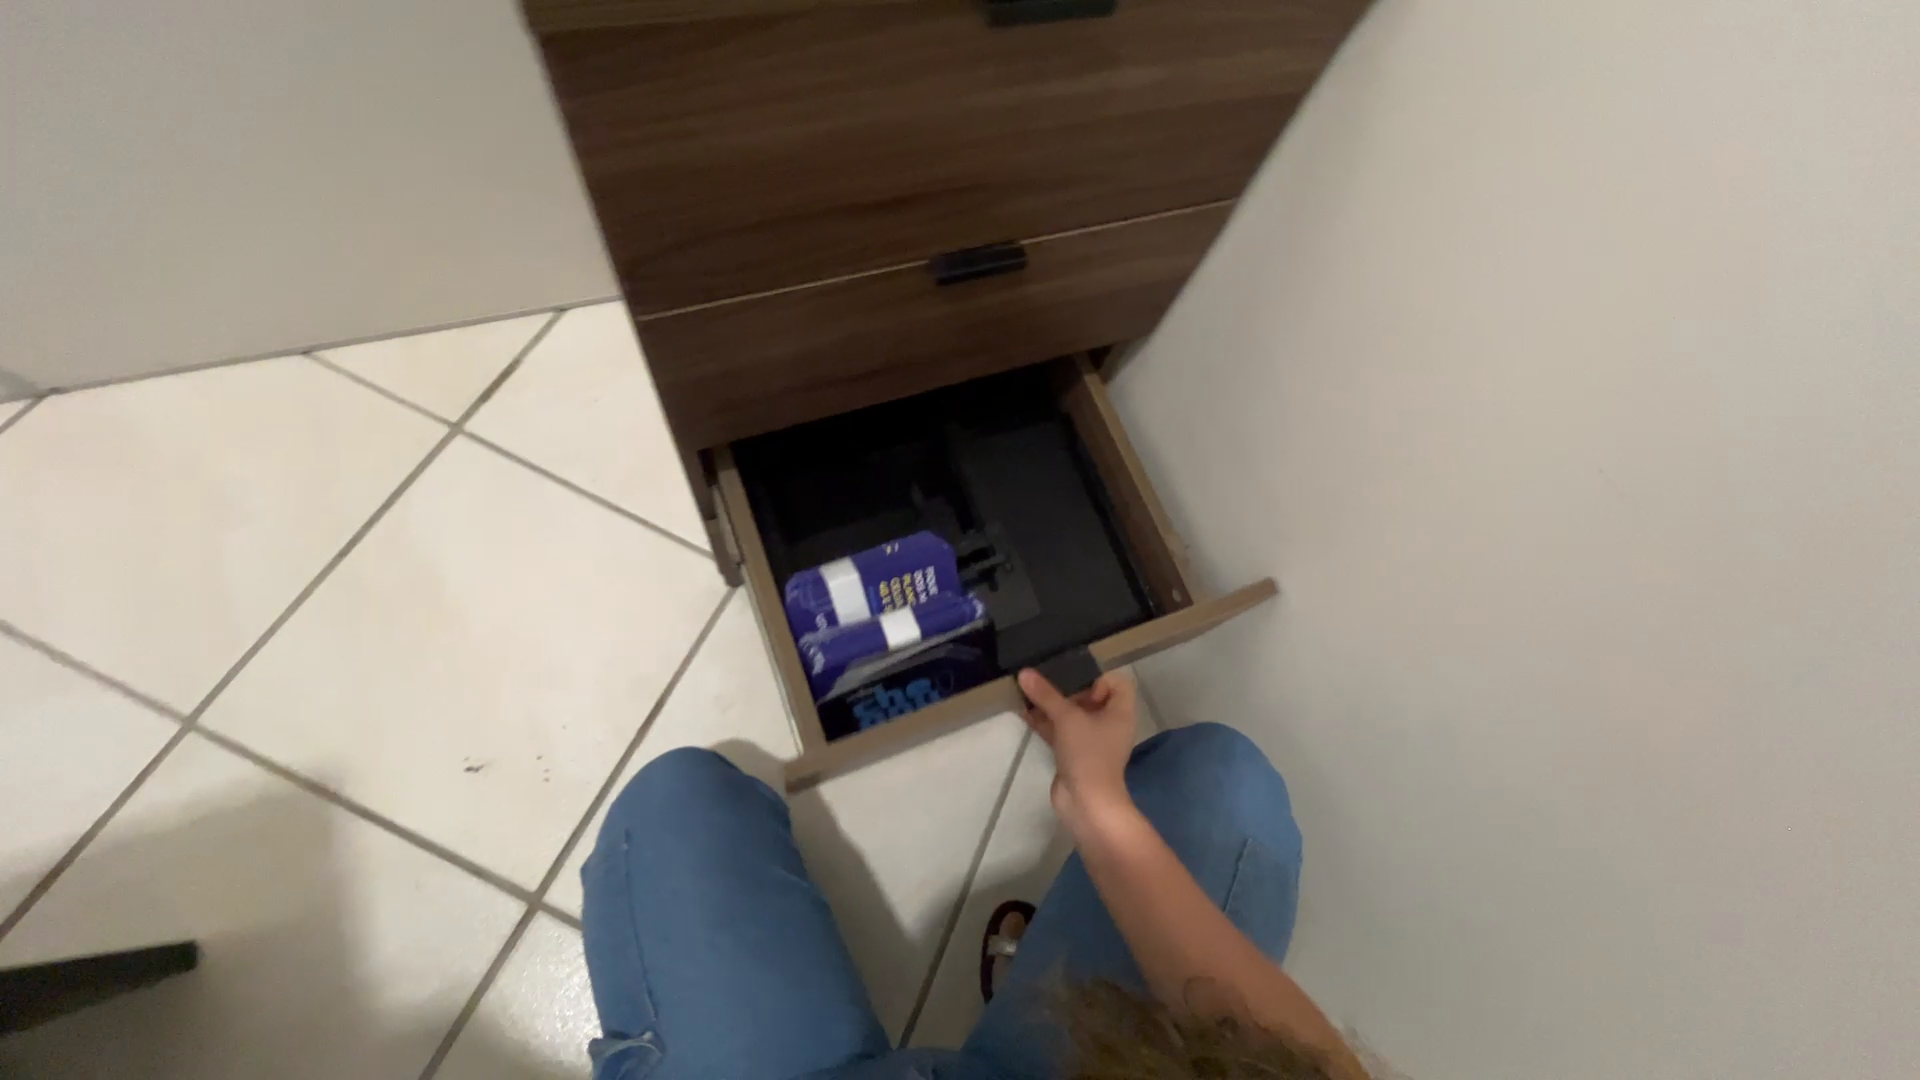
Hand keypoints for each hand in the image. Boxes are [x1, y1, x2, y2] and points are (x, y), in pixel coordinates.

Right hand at [1018, 669, 1138, 835]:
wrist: (1087, 803)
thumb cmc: (1088, 753)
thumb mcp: (1067, 718)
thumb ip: (1046, 695)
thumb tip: (1024, 672)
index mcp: (1120, 712)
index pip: (1118, 683)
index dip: (1099, 680)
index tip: (1078, 689)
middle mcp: (1109, 724)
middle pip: (1091, 697)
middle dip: (1067, 691)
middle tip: (1047, 689)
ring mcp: (1092, 741)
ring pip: (1073, 715)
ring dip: (1052, 706)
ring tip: (1028, 696)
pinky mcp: (1075, 754)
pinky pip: (1061, 731)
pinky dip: (1046, 723)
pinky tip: (1025, 715)